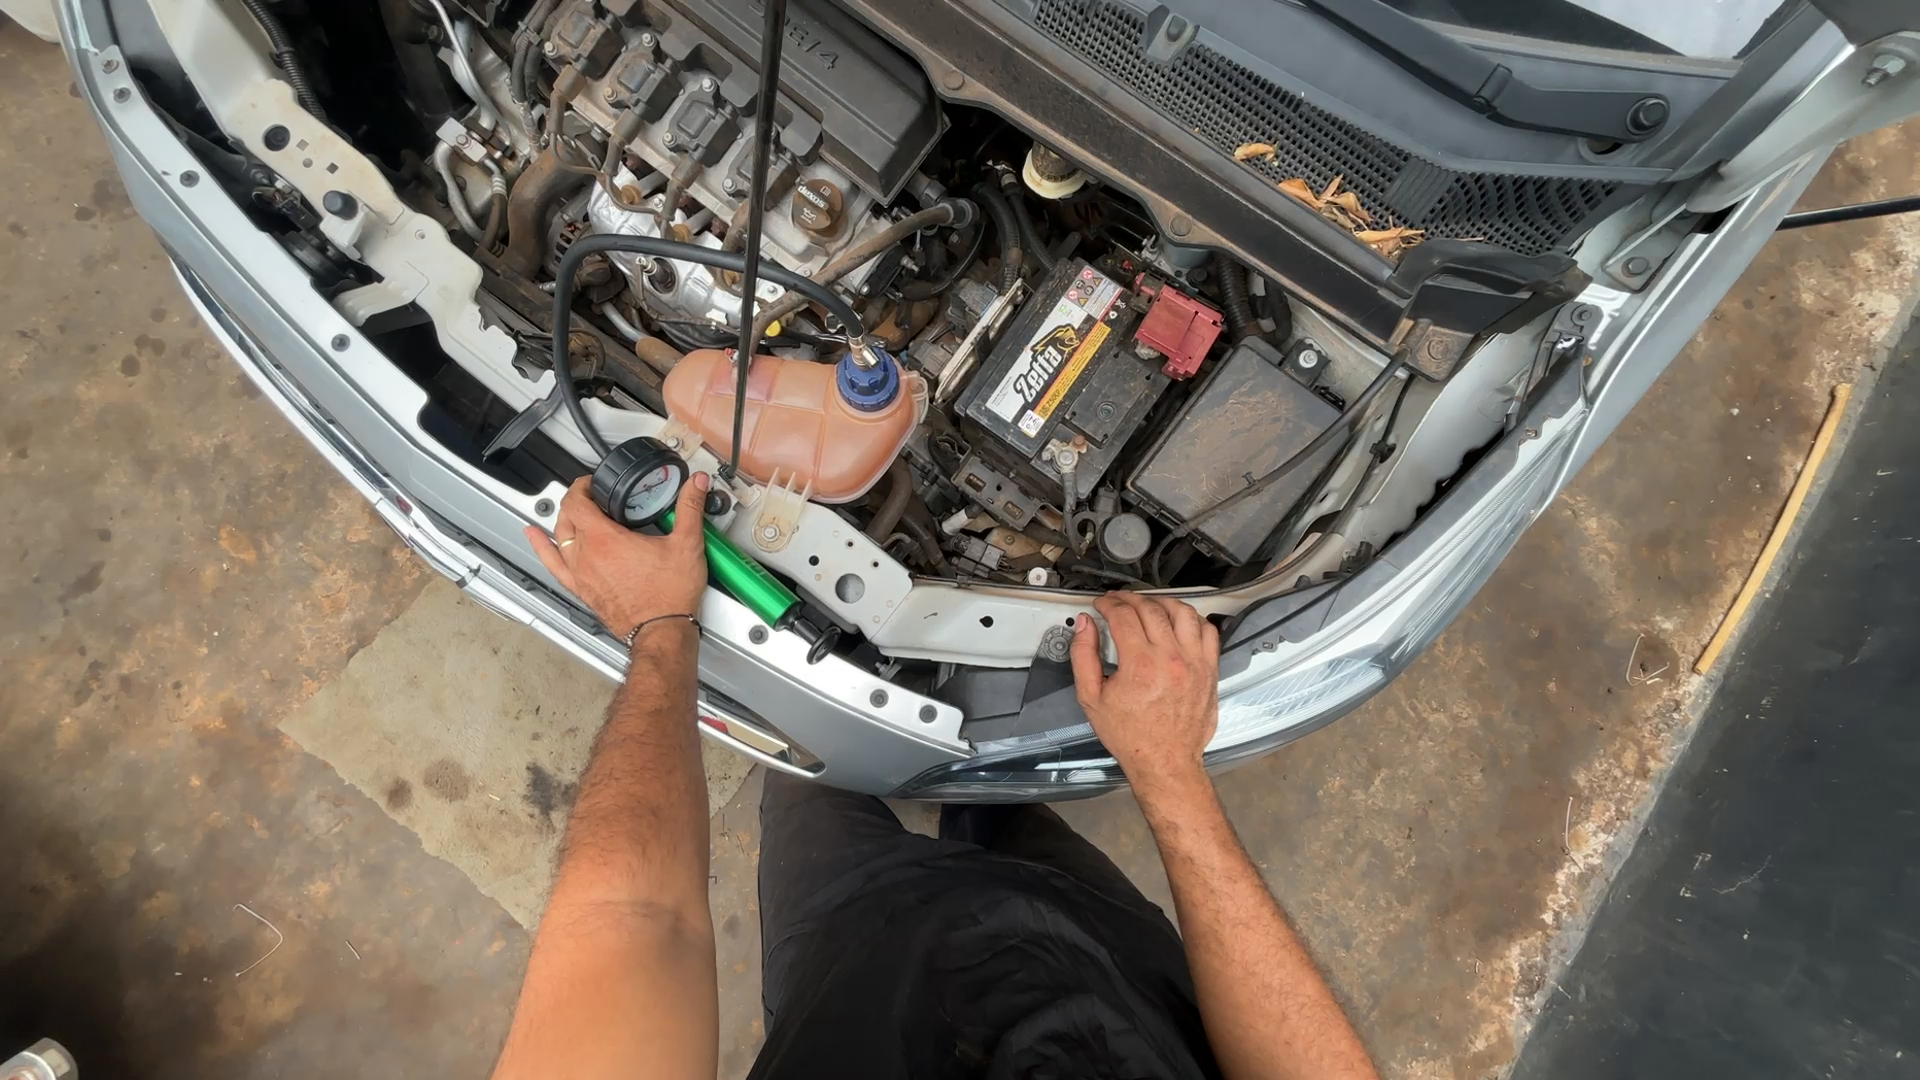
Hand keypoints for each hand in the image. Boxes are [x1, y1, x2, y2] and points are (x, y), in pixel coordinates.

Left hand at [525, 472, 709, 640]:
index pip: (577, 501)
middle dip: (577, 501)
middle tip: (593, 495)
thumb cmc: (669, 595)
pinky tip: (536, 539)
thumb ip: (690, 508)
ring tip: (569, 510)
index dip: (582, 486)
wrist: (661, 630)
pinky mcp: (581, 589)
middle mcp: (586, 556)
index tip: (593, 482)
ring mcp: (580, 574)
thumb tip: (696, 484)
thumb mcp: (687, 544)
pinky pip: (552, 564)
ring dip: (564, 520)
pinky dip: (542, 548)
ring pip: (559, 538)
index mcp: (606, 540)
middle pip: (566, 517)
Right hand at [1070, 592, 1220, 795]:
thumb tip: (1085, 625)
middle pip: (1150, 608)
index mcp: (1140, 665)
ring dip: (1160, 602)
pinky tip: (1177, 621)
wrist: (1165, 761)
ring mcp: (1194, 663)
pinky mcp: (1209, 670)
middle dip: (1129, 599)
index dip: (1108, 604)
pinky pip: (1207, 630)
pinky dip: (1191, 618)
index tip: (1101, 605)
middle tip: (1117, 601)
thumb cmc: (1130, 735)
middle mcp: (1170, 659)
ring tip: (1146, 605)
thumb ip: (1083, 656)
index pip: (1123, 615)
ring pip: (1182, 612)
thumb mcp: (1091, 697)